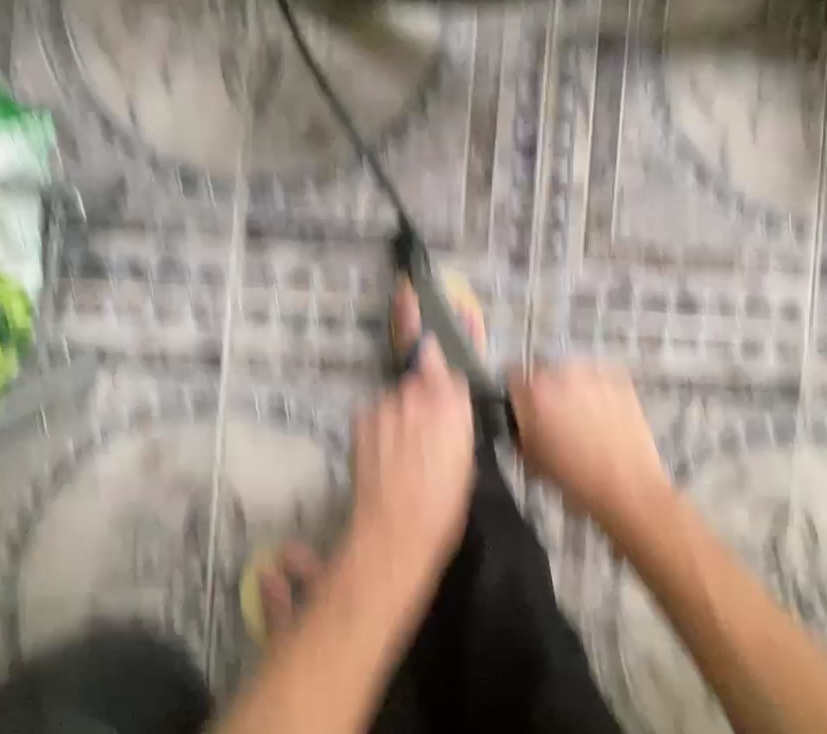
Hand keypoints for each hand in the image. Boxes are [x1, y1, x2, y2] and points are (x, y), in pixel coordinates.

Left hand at [347, 337, 474, 581]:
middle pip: (417, 381)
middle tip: (423, 435)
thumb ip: (455, 419)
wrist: (395, 530)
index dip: (419, 326)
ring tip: (402, 456)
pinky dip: (379, 429)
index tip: (405, 296)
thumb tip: (450, 403)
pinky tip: (384, 459)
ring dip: (398, 417)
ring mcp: (385, 406)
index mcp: (451, 404)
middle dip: (420, 397)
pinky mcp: (361, 421)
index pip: (435, 353)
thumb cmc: (443, 505)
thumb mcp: (465, 460)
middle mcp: (417, 395)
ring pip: (394, 401)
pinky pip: (375, 416)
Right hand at [510, 361, 672, 526]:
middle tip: (557, 416)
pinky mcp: (620, 380)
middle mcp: (562, 375)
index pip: (514, 376)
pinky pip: (602, 378)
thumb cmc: (579, 480)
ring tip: (584, 417)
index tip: (525, 401)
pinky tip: (604, 414)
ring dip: (575, 388)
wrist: (627, 488)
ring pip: (575, 372)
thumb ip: (522, 428)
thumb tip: (523, 421)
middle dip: (549, 390)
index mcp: (533, 393)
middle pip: (546, 371)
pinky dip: (600, 391)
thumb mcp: (533, 457)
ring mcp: (593, 375)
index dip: (520, 392)